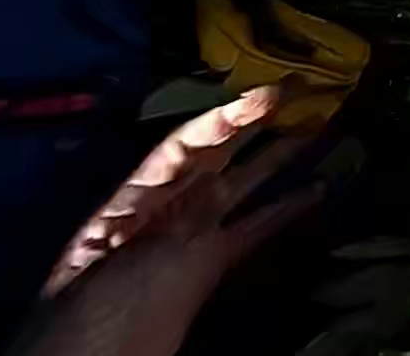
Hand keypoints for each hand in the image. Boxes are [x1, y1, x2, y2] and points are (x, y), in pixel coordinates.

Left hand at [16, 88, 324, 355]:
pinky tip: (317, 188)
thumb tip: (219, 191)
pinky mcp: (211, 264)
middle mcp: (168, 208)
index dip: (232, 114)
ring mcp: (191, 236)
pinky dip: (287, 207)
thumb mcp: (134, 262)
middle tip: (302, 89)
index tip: (272, 93)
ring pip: (244, 182)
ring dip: (280, 155)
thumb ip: (177, 222)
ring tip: (317, 127)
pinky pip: (255, 226)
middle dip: (260, 119)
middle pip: (221, 152)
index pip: (189, 142)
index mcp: (137, 201)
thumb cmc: (93, 319)